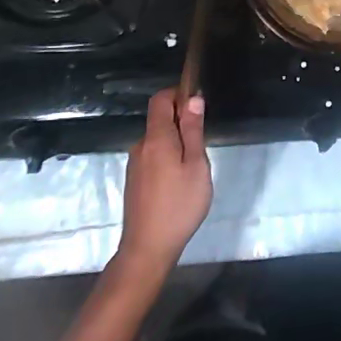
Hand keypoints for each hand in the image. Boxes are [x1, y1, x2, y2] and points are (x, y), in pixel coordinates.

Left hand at [117, 88, 211, 272]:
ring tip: (196, 165)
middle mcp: (141, 146)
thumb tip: (193, 99)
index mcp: (156, 139)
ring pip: (158, 139)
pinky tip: (182, 179)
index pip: (160, 100)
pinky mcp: (135, 179)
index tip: (198, 103)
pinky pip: (154, 155)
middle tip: (205, 143)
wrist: (148, 246)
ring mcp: (135, 164)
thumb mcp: (197, 165)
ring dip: (177, 141)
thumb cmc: (180, 204)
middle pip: (159, 119)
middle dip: (182, 120)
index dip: (178, 93)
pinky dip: (169, 156)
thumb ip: (194, 131)